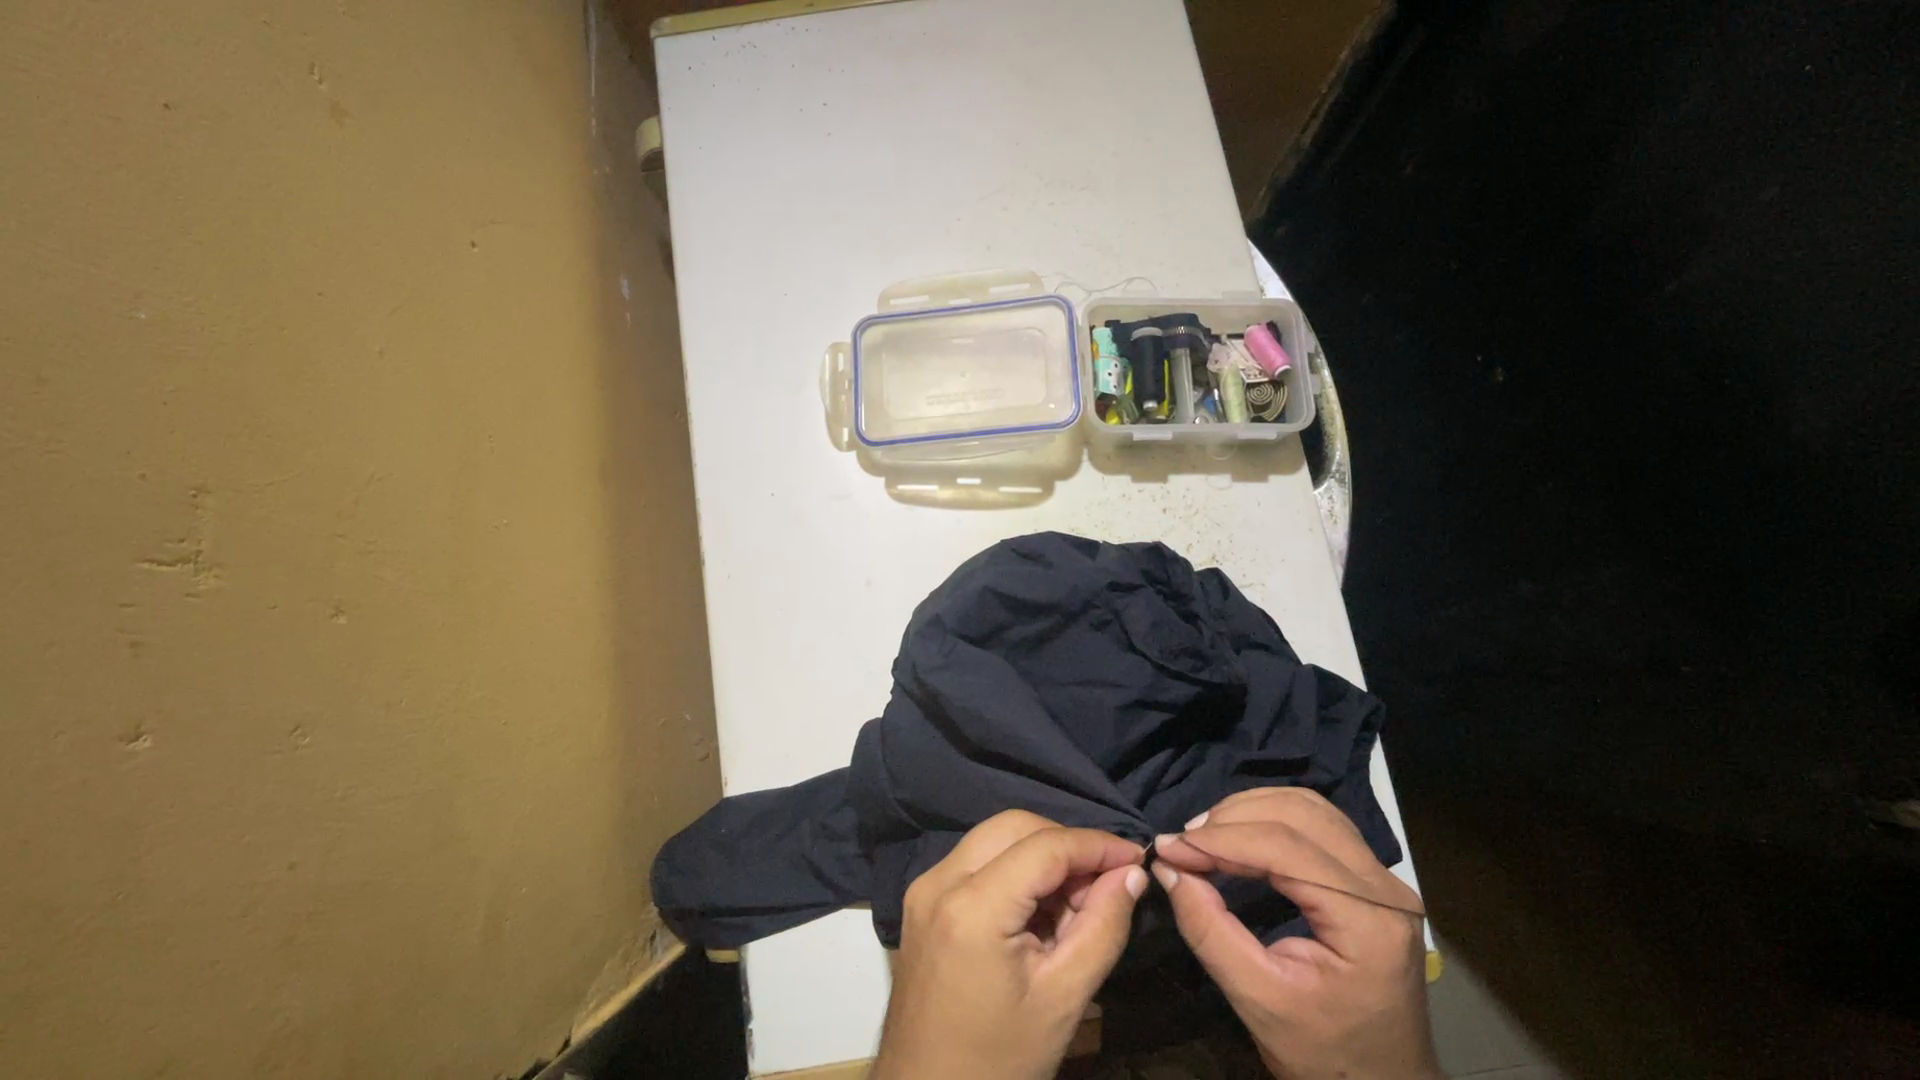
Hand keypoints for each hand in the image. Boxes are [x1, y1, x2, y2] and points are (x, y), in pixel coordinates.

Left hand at [872, 810, 1148, 1079]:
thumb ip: (1102, 927)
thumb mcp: (1063, 998)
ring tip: (1074, 905)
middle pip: (1015, 826)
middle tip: (1104, 884)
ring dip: (1041, 856)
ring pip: (994, 838)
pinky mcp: (922, 900)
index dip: (1097, 844)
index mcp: (972, 907)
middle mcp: (940, 881)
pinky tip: (1040, 912)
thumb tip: (1131, 872)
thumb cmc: (1000, 1058)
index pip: (1045, 846)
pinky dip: (1015, 870)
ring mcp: (924, 888)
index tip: (1138, 856)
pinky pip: (977, 861)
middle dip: (1066, 844)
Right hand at [1152, 788, 1439, 1079]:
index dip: (1220, 840)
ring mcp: (1384, 879)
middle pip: (1300, 814)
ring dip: (1251, 810)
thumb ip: (1210, 930)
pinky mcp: (1373, 880)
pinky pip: (1320, 824)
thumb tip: (1169, 868)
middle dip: (1232, 818)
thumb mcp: (1258, 1000)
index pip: (1285, 848)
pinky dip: (1272, 818)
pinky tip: (1240, 834)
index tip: (1168, 847)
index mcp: (1367, 921)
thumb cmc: (1323, 1055)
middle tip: (1184, 841)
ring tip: (1205, 834)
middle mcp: (1385, 887)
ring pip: (1311, 808)